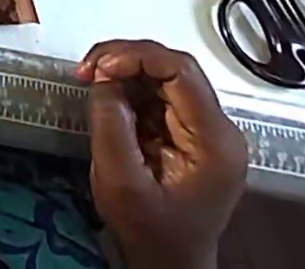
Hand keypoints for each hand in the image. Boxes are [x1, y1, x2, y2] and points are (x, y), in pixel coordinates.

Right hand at [77, 41, 247, 268]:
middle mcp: (216, 127)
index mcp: (215, 141)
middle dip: (124, 56)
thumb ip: (111, 123)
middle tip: (88, 69)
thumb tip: (103, 74)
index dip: (136, 57)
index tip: (99, 68)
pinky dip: (124, 81)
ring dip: (121, 66)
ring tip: (90, 78)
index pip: (180, 71)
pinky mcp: (184, 127)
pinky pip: (154, 87)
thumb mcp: (121, 181)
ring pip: (161, 70)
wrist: (167, 264)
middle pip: (172, 65)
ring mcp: (201, 126)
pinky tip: (104, 91)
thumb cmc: (149, 231)